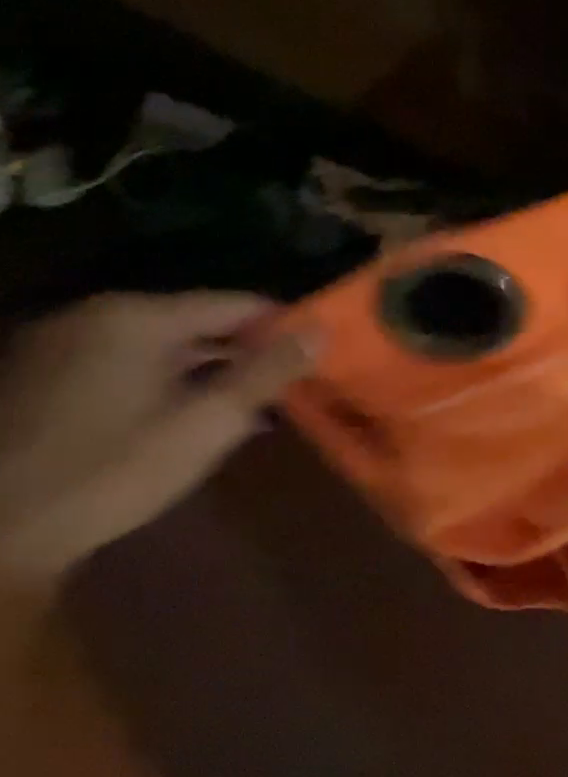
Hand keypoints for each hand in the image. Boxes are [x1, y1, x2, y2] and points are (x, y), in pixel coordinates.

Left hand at [0, 293, 313, 581]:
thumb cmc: (108, 473)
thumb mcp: (207, 424)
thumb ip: (269, 372)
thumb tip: (323, 331)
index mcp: (137, 318)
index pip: (240, 304)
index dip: (286, 329)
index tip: (319, 358)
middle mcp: (93, 316)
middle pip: (199, 322)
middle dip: (247, 353)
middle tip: (287, 387)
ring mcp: (56, 345)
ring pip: (161, 345)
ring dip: (207, 370)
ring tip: (246, 408)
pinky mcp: (35, 376)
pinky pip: (124, 363)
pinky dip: (162, 382)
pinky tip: (185, 417)